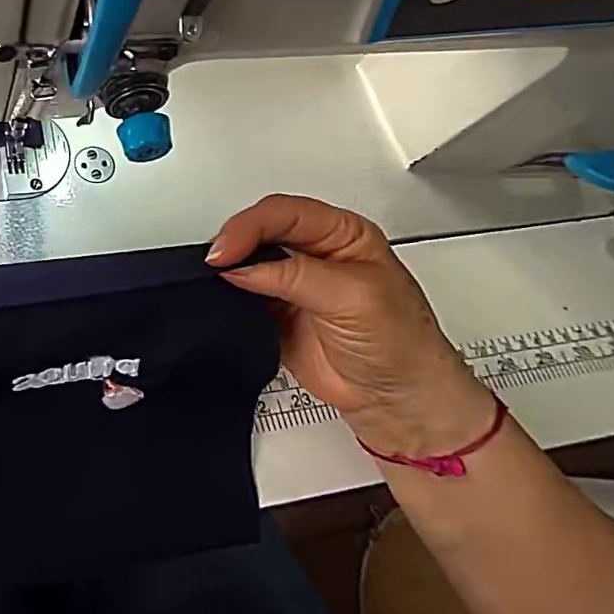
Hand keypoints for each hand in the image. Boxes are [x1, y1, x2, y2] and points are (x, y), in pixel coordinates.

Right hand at [207, 194, 497, 457]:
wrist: (394, 399)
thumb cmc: (401, 345)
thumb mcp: (354, 297)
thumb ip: (295, 275)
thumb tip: (242, 267)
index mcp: (342, 234)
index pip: (283, 213)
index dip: (249, 226)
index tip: (226, 252)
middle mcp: (314, 251)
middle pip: (258, 228)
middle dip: (232, 241)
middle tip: (214, 262)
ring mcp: (291, 280)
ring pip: (244, 257)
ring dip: (225, 265)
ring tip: (211, 277)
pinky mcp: (271, 307)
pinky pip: (236, 290)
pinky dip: (222, 291)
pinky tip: (220, 296)